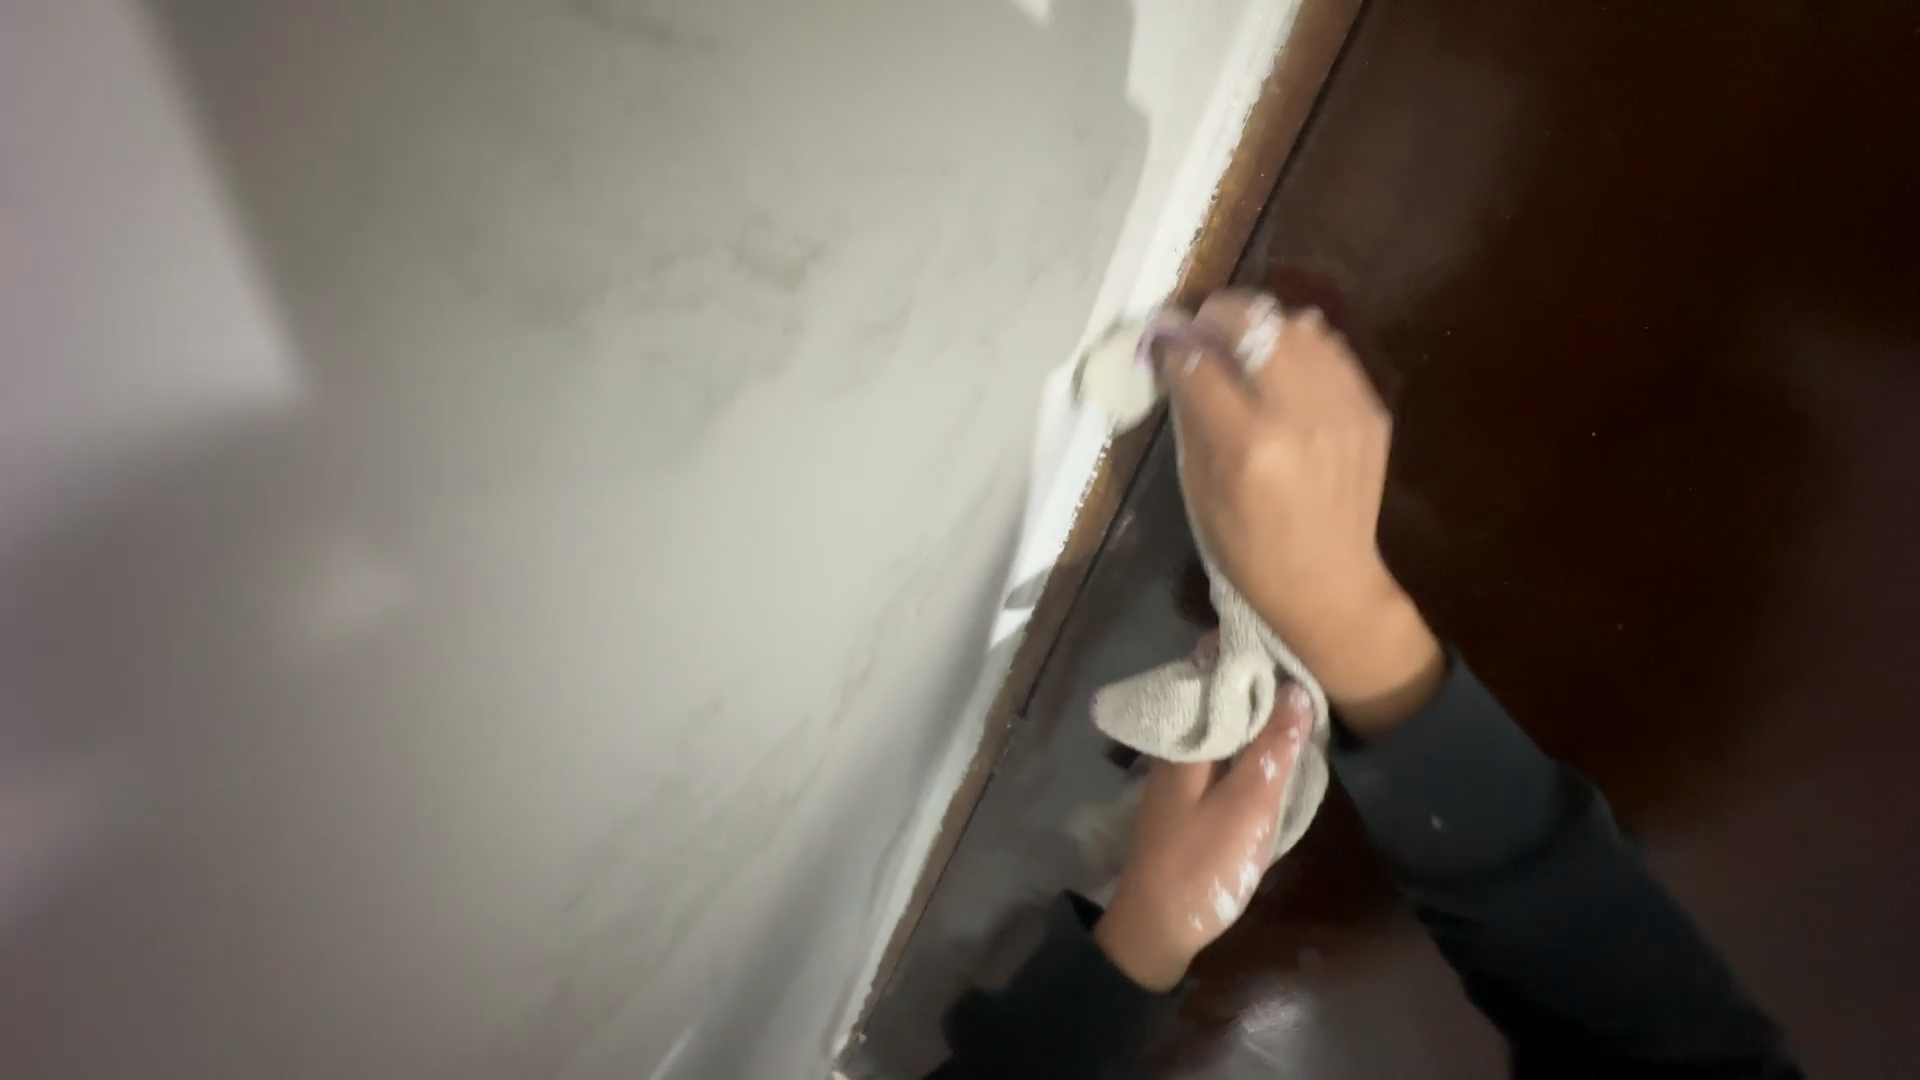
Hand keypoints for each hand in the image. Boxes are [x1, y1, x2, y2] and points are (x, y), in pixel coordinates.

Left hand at [1093, 679, 1314, 990]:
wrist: (1155, 923)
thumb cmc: (1202, 862)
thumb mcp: (1247, 805)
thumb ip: (1272, 748)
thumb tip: (1296, 688)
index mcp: (1184, 737)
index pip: (1206, 669)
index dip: (1239, 649)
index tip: (1280, 636)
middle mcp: (1176, 743)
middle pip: (1211, 693)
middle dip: (1250, 676)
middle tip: (1300, 666)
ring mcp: (1178, 769)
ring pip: (1215, 721)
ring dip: (1249, 708)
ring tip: (1295, 697)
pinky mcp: (1186, 793)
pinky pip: (1216, 748)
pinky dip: (1242, 738)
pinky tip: (1268, 745)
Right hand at [1156, 290, 1442, 731]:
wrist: (1326, 581)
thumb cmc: (1244, 547)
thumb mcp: (1198, 488)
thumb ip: (1190, 418)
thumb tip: (1178, 362)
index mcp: (1247, 446)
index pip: (1200, 366)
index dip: (1173, 345)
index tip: (1161, 341)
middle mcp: (1299, 416)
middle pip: (1256, 325)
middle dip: (1219, 314)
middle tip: (1201, 325)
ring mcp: (1343, 409)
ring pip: (1299, 326)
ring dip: (1262, 324)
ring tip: (1242, 341)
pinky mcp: (1371, 410)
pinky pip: (1331, 351)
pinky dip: (1300, 345)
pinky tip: (1282, 367)